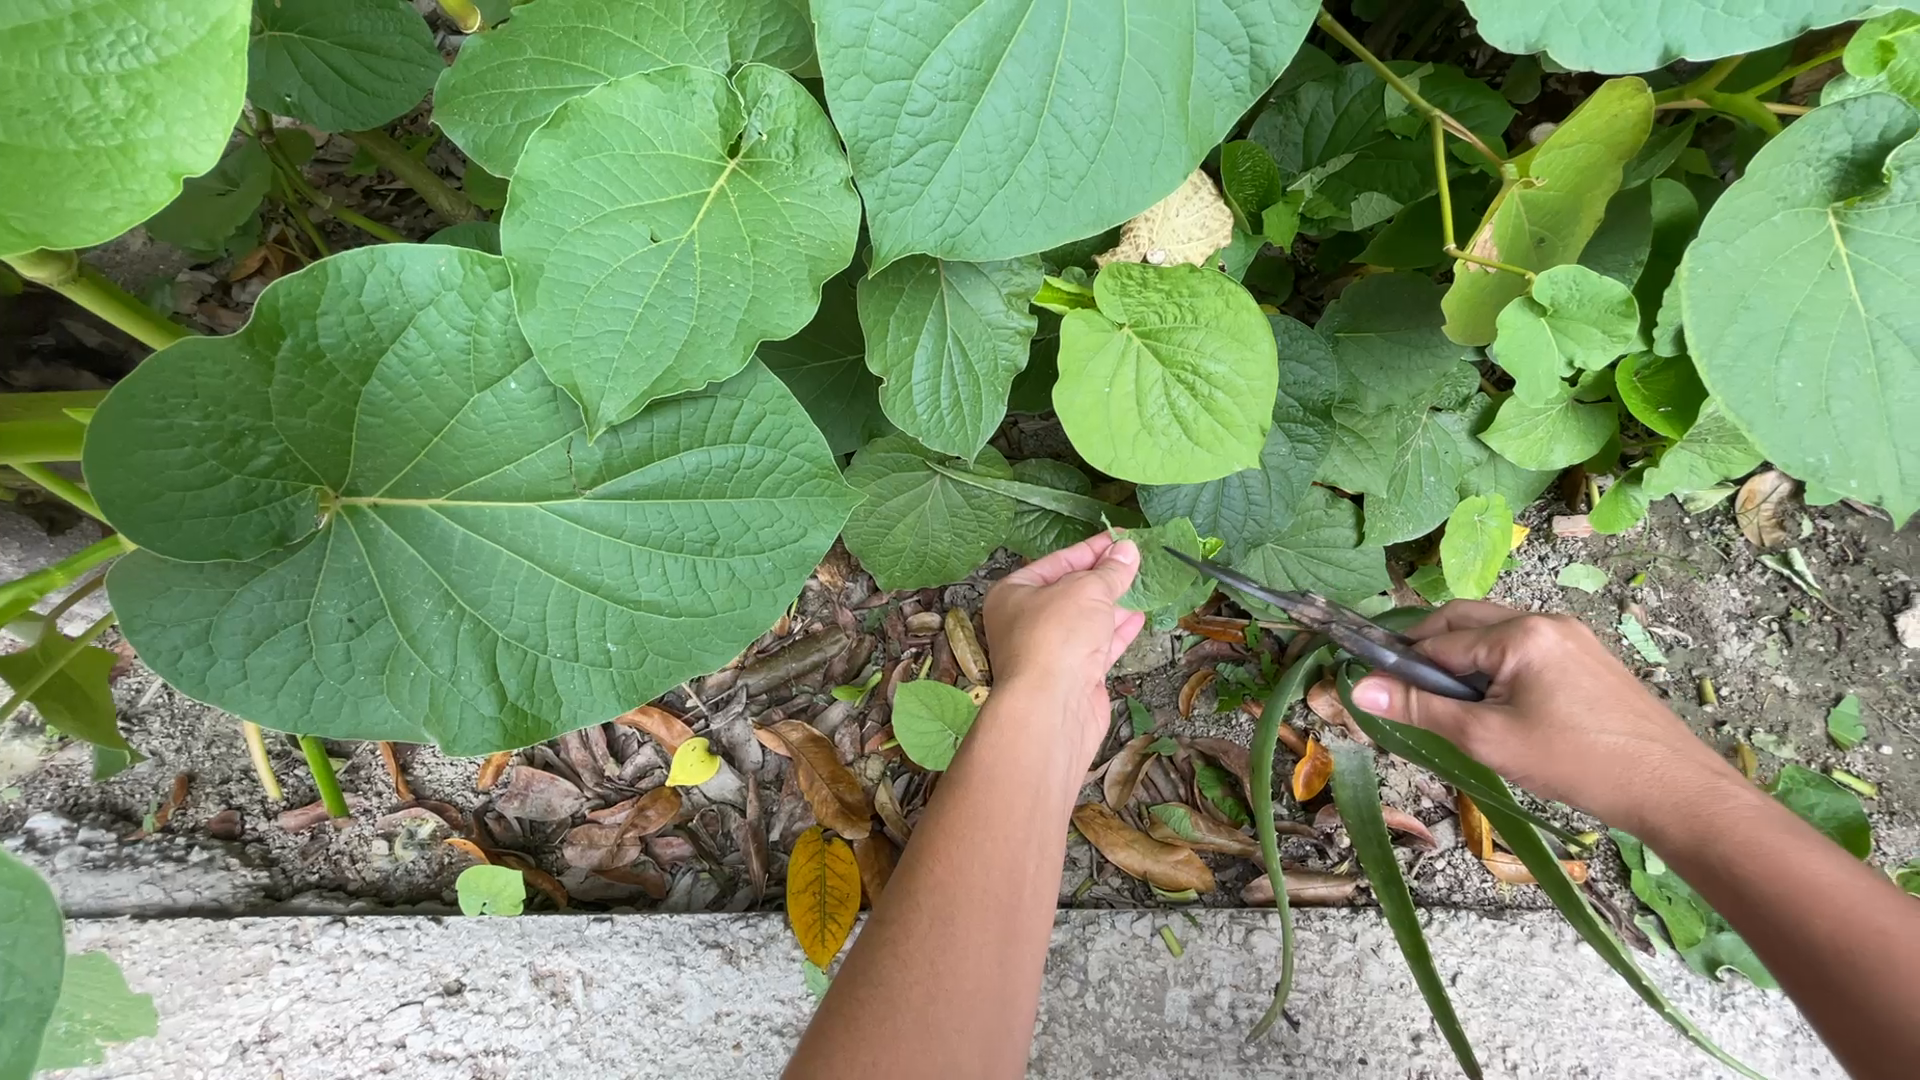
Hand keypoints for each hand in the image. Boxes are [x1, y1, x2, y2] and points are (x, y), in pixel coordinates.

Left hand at [983, 533, 1142, 771]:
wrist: (1051, 707)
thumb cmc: (1057, 635)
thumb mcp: (1086, 590)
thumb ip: (1110, 571)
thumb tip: (1128, 549)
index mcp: (1014, 592)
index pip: (1057, 561)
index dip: (1091, 548)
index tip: (1121, 537)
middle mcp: (1026, 620)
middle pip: (1071, 591)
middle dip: (1104, 576)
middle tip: (1137, 559)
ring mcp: (1050, 650)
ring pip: (1086, 620)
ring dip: (1115, 603)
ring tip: (1145, 583)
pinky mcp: (1073, 675)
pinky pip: (1097, 645)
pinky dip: (1117, 630)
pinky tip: (1140, 615)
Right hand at [1349, 600, 1738, 831]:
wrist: (1680, 795)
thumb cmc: (1575, 763)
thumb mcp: (1485, 738)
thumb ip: (1419, 707)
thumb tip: (1356, 688)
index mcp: (1519, 634)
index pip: (1437, 642)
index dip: (1406, 669)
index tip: (1386, 695)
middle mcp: (1544, 620)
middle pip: (1462, 621)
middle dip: (1429, 652)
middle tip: (1416, 695)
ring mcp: (1570, 636)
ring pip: (1491, 633)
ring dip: (1462, 659)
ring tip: (1457, 705)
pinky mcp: (1587, 656)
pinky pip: (1521, 647)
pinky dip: (1494, 665)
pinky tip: (1498, 705)